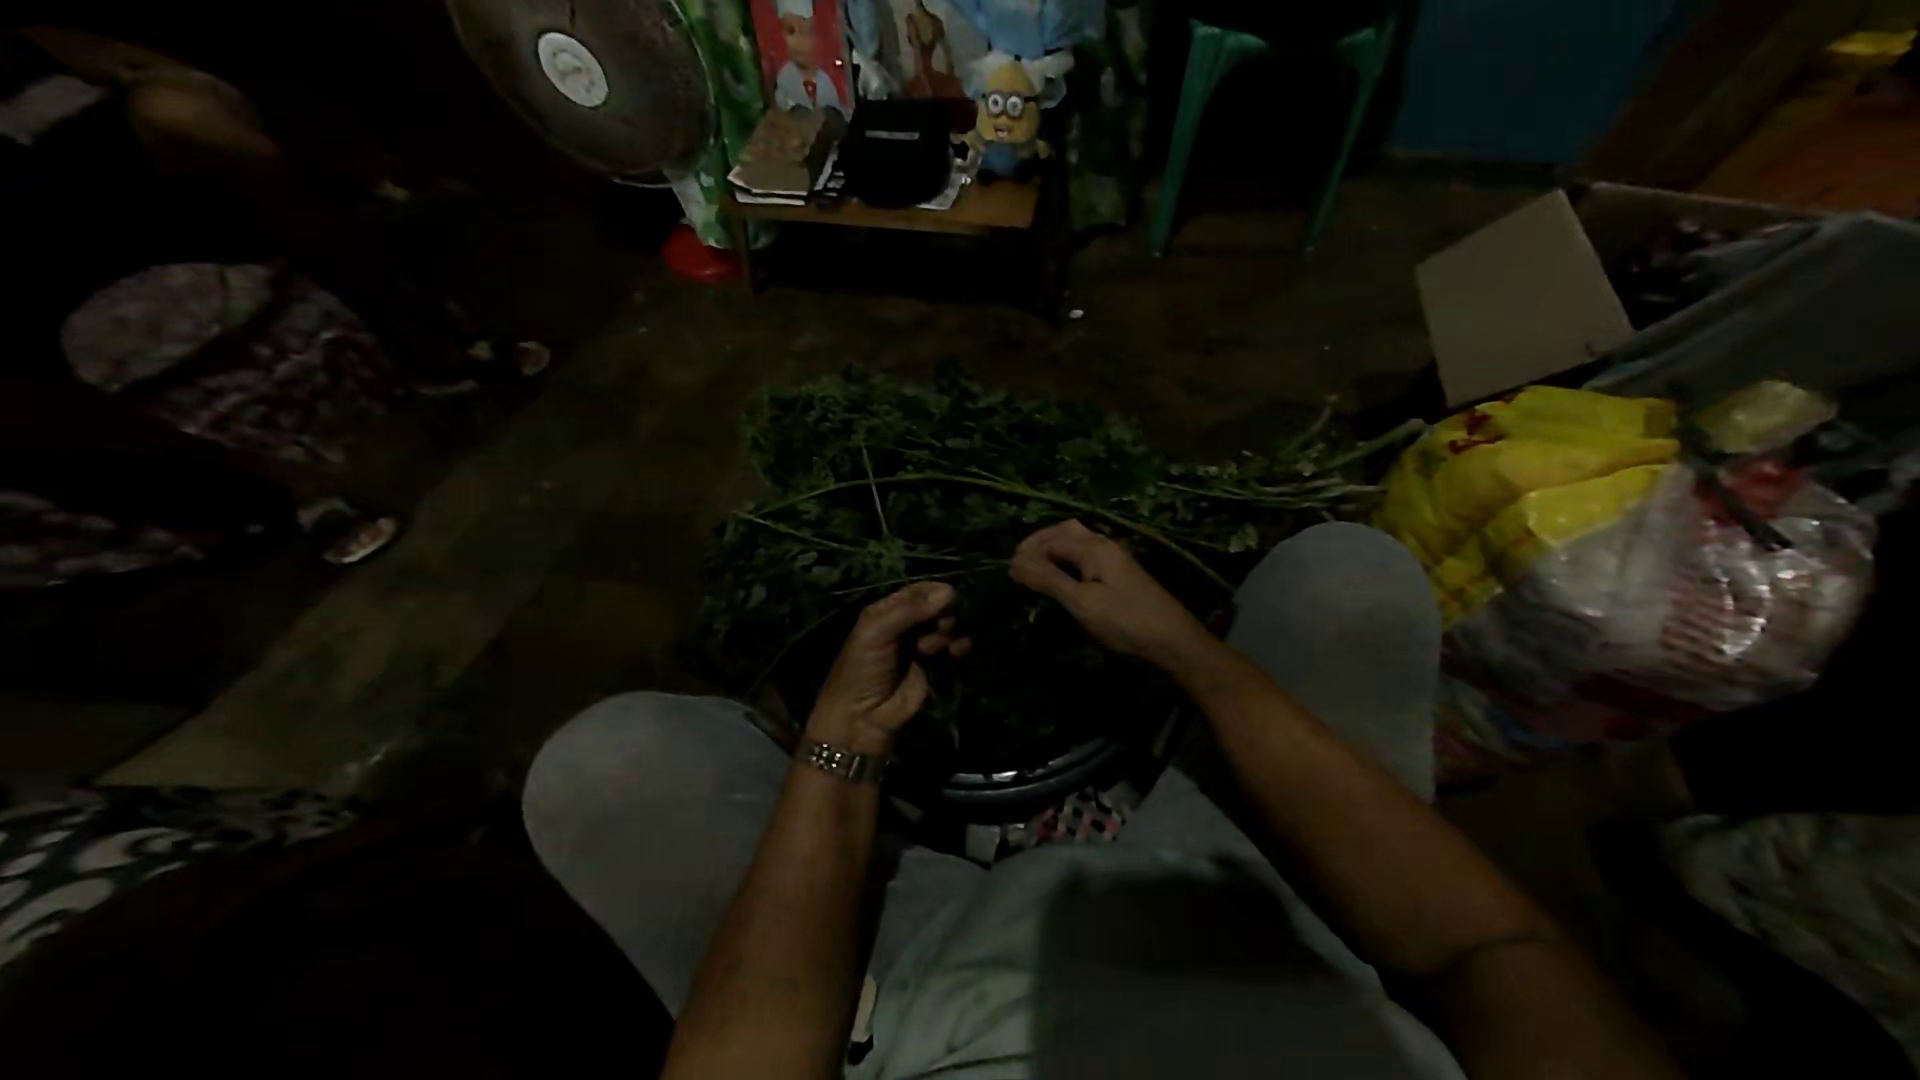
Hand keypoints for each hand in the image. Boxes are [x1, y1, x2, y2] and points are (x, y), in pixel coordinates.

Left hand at [808, 582, 969, 754]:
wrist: (862, 718)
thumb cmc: (862, 670)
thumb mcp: (877, 633)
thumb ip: (910, 611)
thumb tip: (950, 591)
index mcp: (887, 611)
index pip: (918, 591)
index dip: (936, 592)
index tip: (951, 597)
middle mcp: (907, 625)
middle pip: (937, 607)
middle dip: (945, 614)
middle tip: (942, 627)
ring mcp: (922, 645)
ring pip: (948, 627)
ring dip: (950, 631)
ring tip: (939, 647)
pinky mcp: (936, 666)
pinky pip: (954, 647)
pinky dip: (960, 646)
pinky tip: (958, 652)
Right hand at [1009, 520, 1214, 669]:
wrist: (1174, 641)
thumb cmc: (1126, 622)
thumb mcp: (1082, 602)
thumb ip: (1048, 579)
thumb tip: (1014, 562)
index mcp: (1093, 547)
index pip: (1049, 540)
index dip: (1026, 553)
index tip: (1007, 575)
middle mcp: (1104, 545)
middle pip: (1064, 532)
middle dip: (1038, 543)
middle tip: (1017, 564)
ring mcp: (1114, 558)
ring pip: (1076, 541)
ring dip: (1052, 549)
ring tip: (1034, 568)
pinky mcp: (1119, 573)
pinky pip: (1085, 555)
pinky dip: (1066, 559)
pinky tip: (1061, 577)